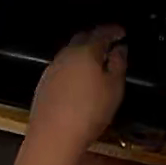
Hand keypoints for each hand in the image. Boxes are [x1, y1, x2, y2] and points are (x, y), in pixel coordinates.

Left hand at [29, 25, 127, 153]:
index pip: (101, 33)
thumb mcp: (114, 89)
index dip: (113, 30)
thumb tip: (119, 49)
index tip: (121, 32)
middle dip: (96, 37)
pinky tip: (79, 78)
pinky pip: (62, 66)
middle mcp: (66, 54)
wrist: (53, 134)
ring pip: (70, 52)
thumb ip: (118, 65)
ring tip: (97, 61)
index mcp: (85, 51)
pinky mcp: (44, 82)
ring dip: (83, 52)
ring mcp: (52, 67)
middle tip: (109, 43)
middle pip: (82, 38)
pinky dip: (73, 66)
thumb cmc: (89, 111)